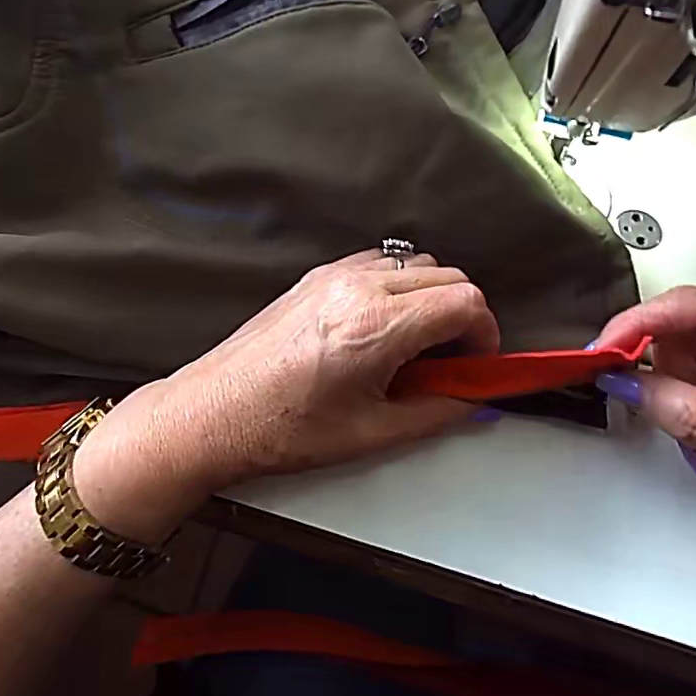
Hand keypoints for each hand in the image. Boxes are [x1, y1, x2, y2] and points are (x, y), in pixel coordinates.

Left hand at [74, 249, 498, 539]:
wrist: (210, 413)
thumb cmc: (285, 430)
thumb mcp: (372, 433)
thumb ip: (437, 411)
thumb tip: (472, 396)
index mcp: (377, 328)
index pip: (465, 303)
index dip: (485, 333)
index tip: (477, 362)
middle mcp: (361, 287)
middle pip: (450, 277)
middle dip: (466, 316)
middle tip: (453, 358)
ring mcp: (338, 274)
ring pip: (420, 264)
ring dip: (435, 298)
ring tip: (419, 343)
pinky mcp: (320, 274)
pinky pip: (384, 261)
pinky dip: (403, 285)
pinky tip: (387, 323)